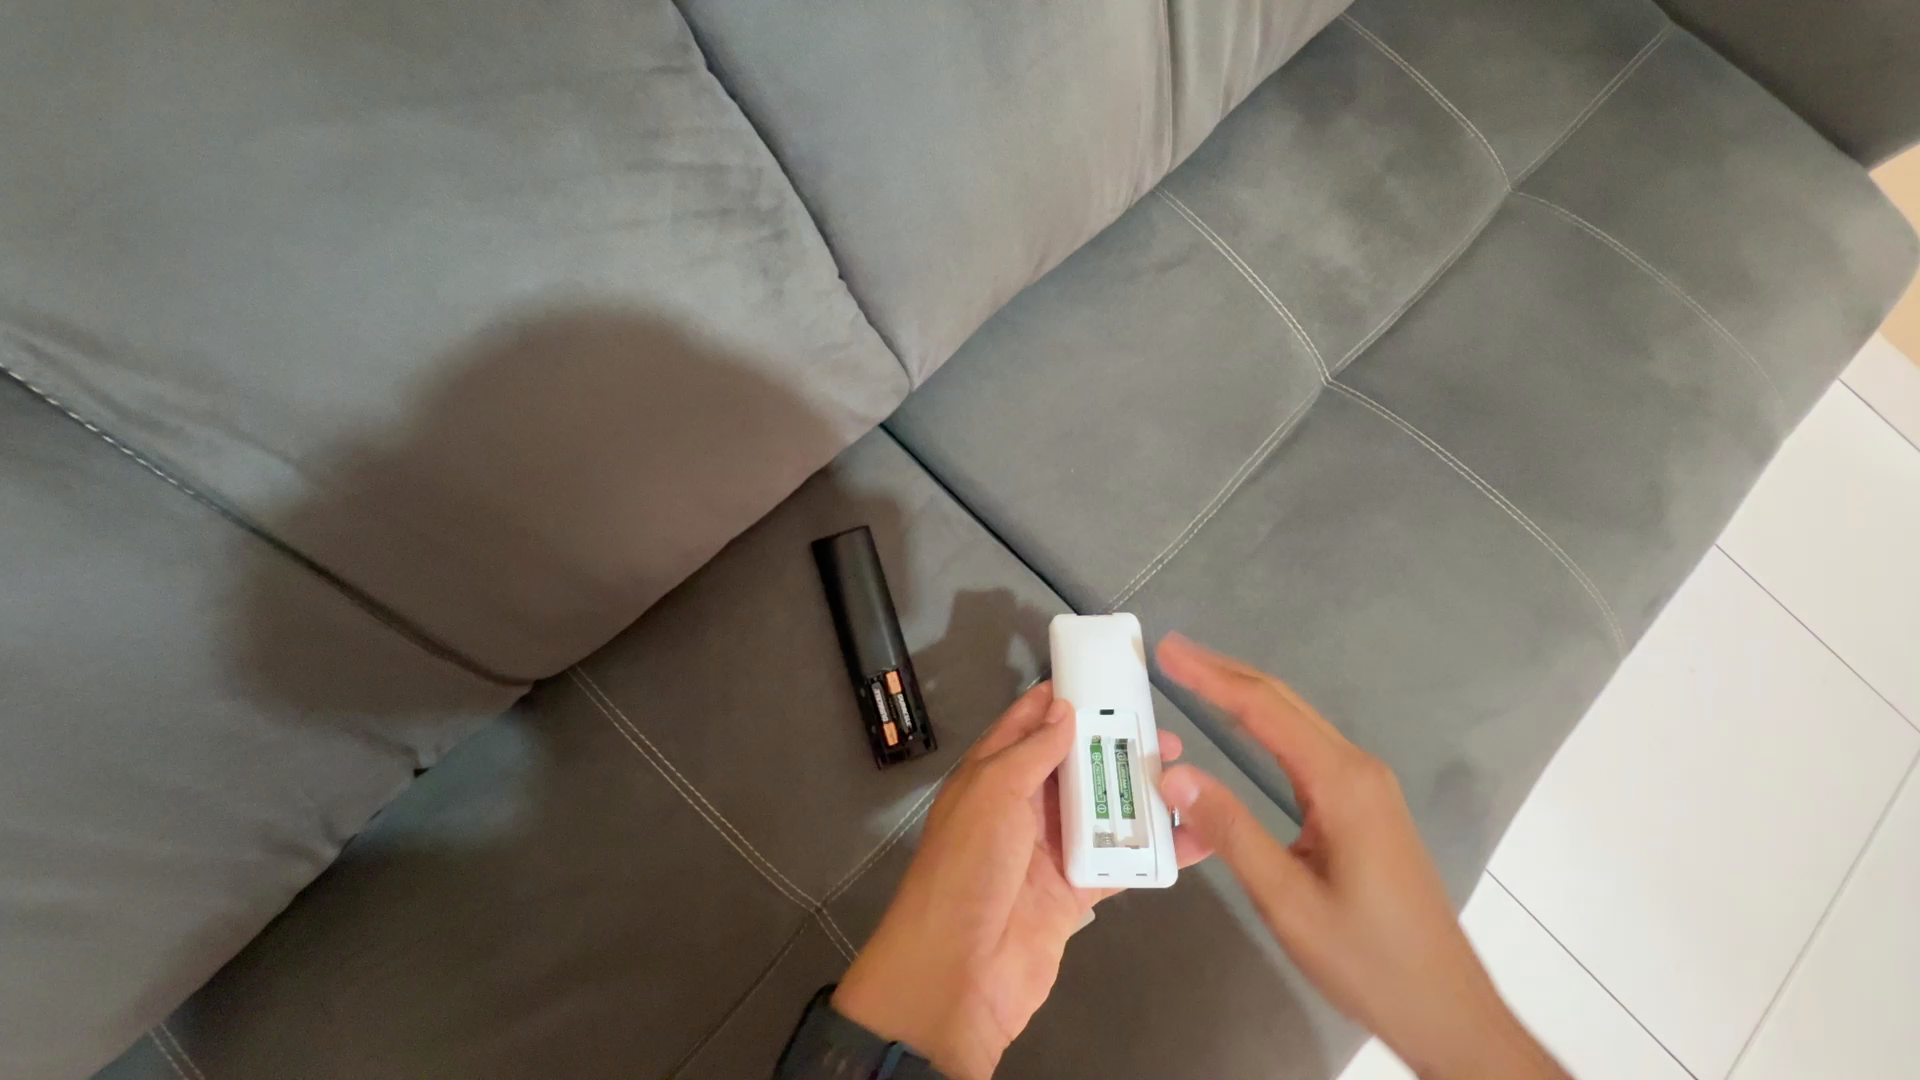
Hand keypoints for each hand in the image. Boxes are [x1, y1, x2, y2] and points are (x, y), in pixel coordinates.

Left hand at [833, 680, 1195, 1079]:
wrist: (957, 975)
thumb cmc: (968, 868)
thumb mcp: (991, 793)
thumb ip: (1030, 751)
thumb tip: (1063, 708)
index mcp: (992, 775)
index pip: (1028, 724)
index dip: (1062, 700)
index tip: (1108, 681)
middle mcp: (1021, 806)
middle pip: (1074, 766)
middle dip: (1115, 747)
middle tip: (1166, 735)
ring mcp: (1050, 849)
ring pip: (1101, 810)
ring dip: (1139, 794)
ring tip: (1185, 777)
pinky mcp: (1076, 891)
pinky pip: (1120, 862)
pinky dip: (1153, 851)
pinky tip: (1192, 837)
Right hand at [1154, 635, 1568, 1079]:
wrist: (1446, 1009)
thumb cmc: (1368, 959)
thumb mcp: (1287, 900)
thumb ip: (1229, 831)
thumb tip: (1172, 773)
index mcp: (1342, 783)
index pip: (1264, 710)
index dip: (1210, 677)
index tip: (1167, 652)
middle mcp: (1357, 769)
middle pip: (1281, 701)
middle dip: (1222, 671)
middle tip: (1169, 652)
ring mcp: (1364, 784)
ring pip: (1294, 719)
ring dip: (1240, 692)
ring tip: (1191, 675)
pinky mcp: (1362, 802)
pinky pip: (1302, 744)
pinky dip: (1261, 721)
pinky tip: (1239, 721)